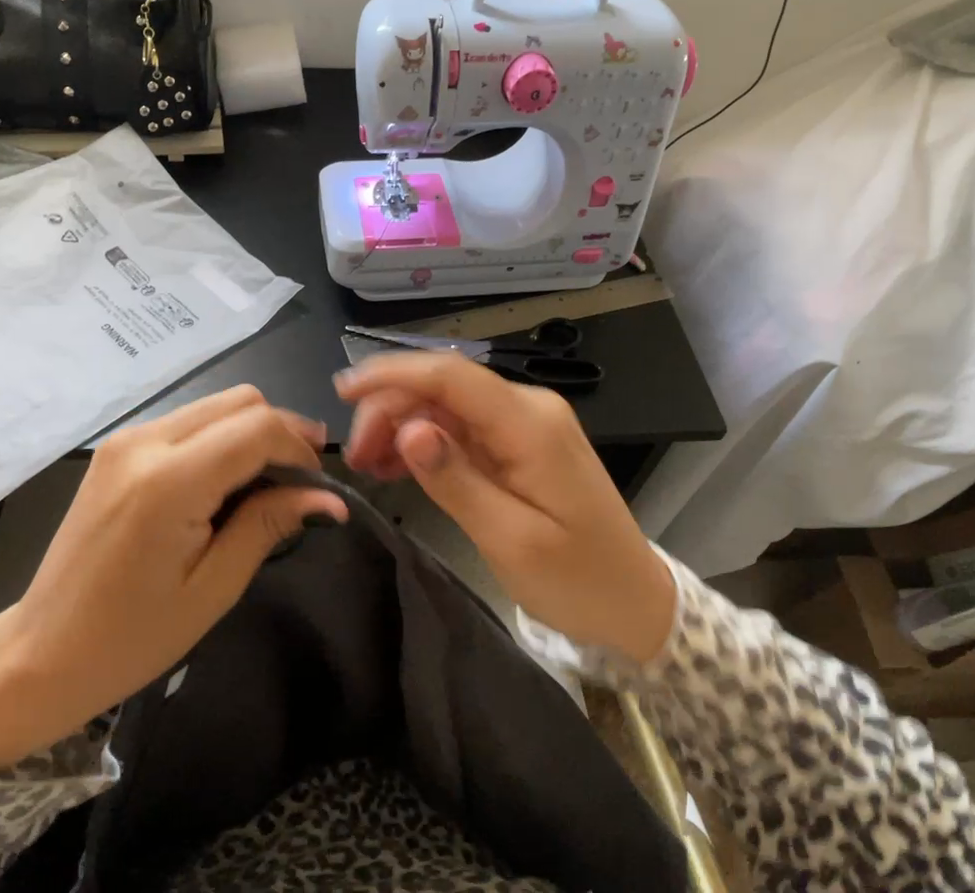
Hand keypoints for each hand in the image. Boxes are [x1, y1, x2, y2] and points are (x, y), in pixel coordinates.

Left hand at [0, 386, 347, 768]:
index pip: (259, 428)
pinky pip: (187, 423)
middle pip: (240, 401)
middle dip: (282, 433)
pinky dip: (221, 440)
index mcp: (169, 481)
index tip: (318, 490)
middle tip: (303, 483)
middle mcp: (145, 442)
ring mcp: (125, 441)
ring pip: (215, 405)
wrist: (44, 652)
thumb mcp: (214, 587)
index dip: (300, 451)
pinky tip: (227, 485)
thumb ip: (269, 525)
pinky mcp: (117, 450)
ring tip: (268, 487)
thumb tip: (330, 498)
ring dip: (252, 434)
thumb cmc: (133, 636)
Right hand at [338, 353, 673, 664]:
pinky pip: (462, 428)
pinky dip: (425, 442)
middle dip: (391, 410)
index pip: (453, 376)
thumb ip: (457, 482)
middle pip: (444, 387)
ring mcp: (525, 425)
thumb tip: (407, 430)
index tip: (342, 390)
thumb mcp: (511, 540)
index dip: (393, 374)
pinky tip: (397, 465)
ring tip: (369, 466)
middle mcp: (529, 410)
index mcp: (531, 426)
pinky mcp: (519, 445)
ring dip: (402, 426)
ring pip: (447, 406)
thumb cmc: (578, 579)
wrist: (632, 600)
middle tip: (356, 459)